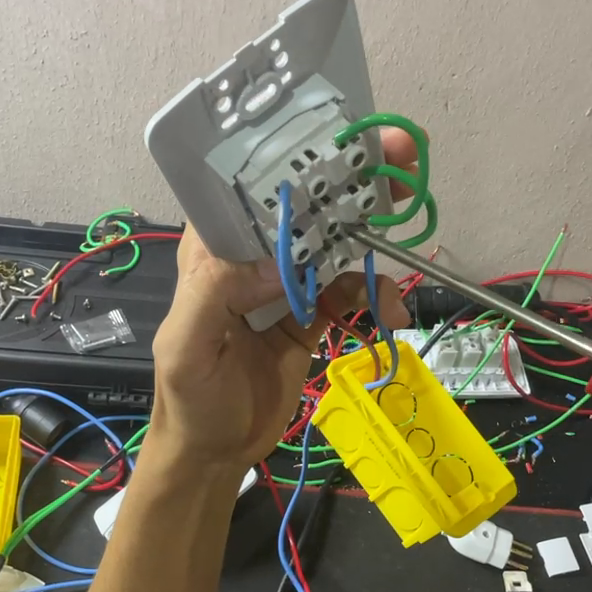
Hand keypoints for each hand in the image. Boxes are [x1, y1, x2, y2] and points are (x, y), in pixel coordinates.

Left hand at [143, 131, 417, 473]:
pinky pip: (348, 291)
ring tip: (404, 249)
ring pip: (333, 244)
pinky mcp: (309, 315)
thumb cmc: (190, 399)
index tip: (344, 141)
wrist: (216, 451)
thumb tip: (277, 262)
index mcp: (213, 250)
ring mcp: (284, 285)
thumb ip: (218, 295)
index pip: (251, 190)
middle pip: (303, 206)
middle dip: (350, 182)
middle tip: (401, 166)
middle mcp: (250, 256)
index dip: (296, 160)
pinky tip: (391, 312)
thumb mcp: (187, 347)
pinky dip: (374, 295)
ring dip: (371, 241)